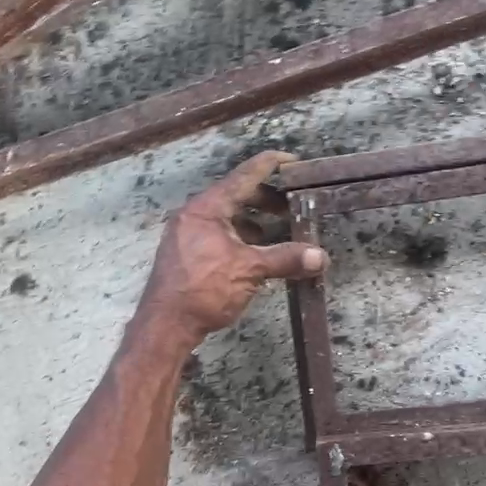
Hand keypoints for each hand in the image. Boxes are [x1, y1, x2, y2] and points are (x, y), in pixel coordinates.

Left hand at [134, 152, 328, 346]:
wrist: (166, 325)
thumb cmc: (203, 291)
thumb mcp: (249, 271)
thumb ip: (285, 259)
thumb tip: (319, 257)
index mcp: (207, 208)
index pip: (244, 176)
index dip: (270, 165)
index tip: (292, 159)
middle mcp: (194, 215)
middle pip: (236, 196)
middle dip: (267, 200)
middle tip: (293, 207)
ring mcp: (187, 234)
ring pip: (227, 218)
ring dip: (254, 222)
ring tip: (279, 232)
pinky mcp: (187, 254)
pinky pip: (218, 235)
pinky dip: (240, 237)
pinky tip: (255, 254)